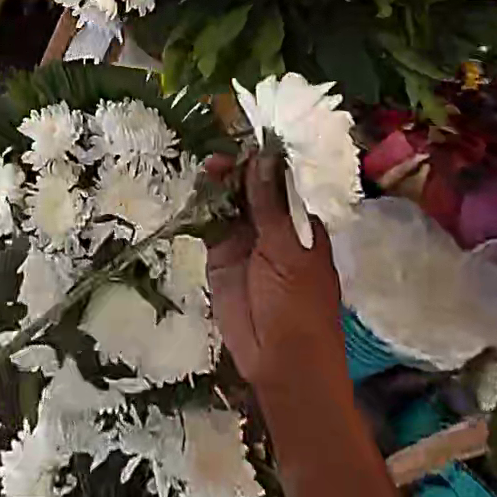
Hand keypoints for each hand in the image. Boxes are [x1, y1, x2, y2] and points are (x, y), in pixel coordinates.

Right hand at [204, 153, 343, 410]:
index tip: (250, 134)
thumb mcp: (289, 250)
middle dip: (238, 167)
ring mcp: (244, 238)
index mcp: (300, 222)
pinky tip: (195, 189)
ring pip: (229, 199)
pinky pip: (209, 220)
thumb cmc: (299, 306)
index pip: (282, 181)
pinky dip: (201, 204)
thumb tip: (263, 157)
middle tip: (220, 155)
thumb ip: (270, 204)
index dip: (266, 159)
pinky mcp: (219, 252)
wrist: (280, 362)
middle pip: (252, 186)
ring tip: (208, 166)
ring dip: (219, 182)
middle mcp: (272, 224)